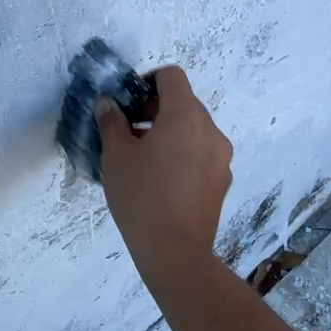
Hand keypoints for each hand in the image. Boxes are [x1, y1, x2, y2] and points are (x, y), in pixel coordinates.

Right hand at [97, 66, 234, 282]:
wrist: (175, 254)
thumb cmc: (142, 197)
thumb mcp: (116, 156)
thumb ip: (111, 122)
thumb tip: (108, 104)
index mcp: (186, 116)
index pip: (172, 76)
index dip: (148, 80)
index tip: (129, 101)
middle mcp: (211, 130)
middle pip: (184, 102)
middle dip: (155, 108)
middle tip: (128, 129)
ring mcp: (221, 157)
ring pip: (193, 128)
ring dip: (169, 131)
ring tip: (143, 157)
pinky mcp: (223, 181)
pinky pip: (202, 152)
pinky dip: (183, 152)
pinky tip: (161, 179)